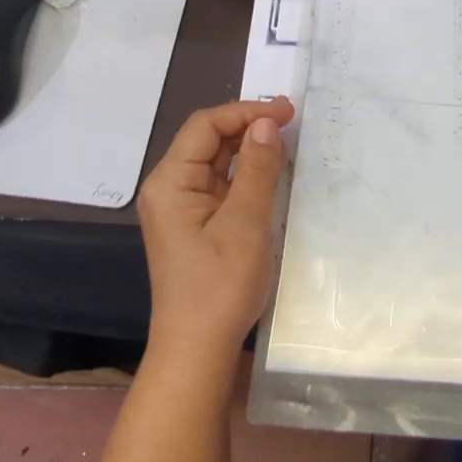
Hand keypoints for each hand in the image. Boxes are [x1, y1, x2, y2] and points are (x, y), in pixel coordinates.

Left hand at [137, 97, 295, 360]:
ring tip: (287, 140)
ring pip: (216, 161)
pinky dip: (246, 172)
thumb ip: (258, 169)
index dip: (245, 112)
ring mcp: (181, 207)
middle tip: (292, 121)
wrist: (198, 349)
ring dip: (249, 147)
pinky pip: (220, 184)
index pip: (205, 126)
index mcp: (170, 182)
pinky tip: (272, 171)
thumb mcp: (246, 223)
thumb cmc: (219, 286)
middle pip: (208, 139)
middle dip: (248, 125)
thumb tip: (267, 123)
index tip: (287, 112)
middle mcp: (169, 188)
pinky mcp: (195, 224)